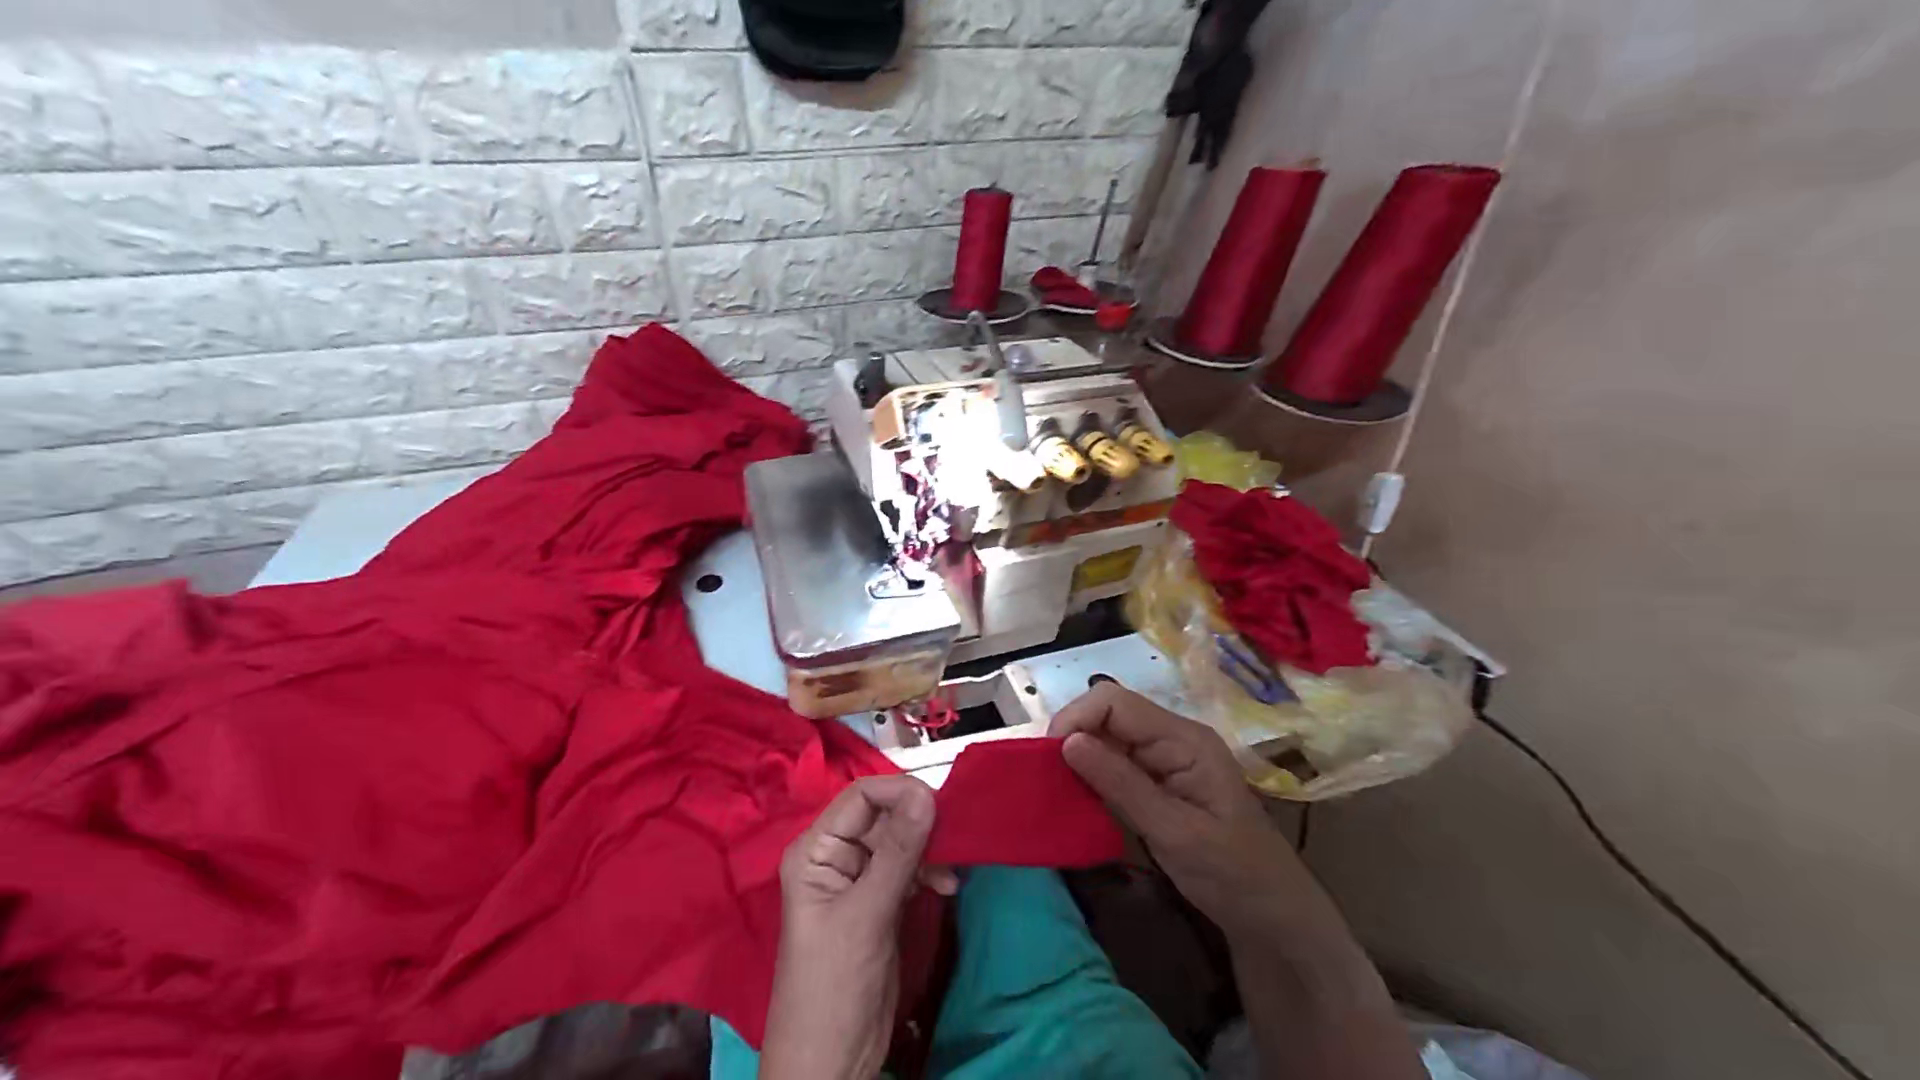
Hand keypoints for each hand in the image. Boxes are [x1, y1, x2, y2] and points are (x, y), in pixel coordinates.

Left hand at [761, 776, 955, 1079]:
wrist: (830, 1063)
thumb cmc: (834, 985)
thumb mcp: (867, 915)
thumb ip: (898, 852)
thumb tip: (927, 794)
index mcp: (816, 849)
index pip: (861, 796)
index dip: (900, 792)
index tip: (940, 805)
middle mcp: (835, 856)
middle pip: (883, 815)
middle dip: (919, 822)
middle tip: (954, 838)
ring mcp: (858, 880)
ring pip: (900, 841)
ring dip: (929, 849)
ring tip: (951, 870)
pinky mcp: (879, 902)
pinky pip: (909, 868)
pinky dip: (929, 872)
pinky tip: (947, 886)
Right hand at [1048, 682, 1305, 935]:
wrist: (1272, 914)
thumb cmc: (1232, 873)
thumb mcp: (1174, 832)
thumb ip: (1121, 784)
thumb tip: (1067, 742)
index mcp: (1184, 739)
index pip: (1116, 702)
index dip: (1076, 718)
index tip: (1049, 756)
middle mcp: (1171, 738)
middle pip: (1108, 714)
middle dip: (1072, 736)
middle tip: (1046, 776)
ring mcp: (1164, 758)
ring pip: (1106, 737)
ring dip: (1078, 756)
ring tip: (1054, 786)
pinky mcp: (1156, 779)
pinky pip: (1113, 762)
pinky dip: (1090, 774)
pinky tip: (1076, 796)